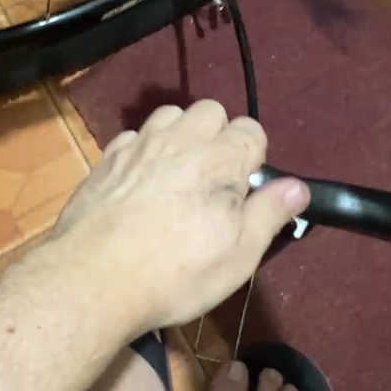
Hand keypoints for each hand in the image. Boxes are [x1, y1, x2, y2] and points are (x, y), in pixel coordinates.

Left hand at [46, 101, 308, 331]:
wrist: (93, 279)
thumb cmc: (177, 273)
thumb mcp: (239, 255)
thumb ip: (269, 213)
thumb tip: (298, 187)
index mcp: (220, 160)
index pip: (251, 131)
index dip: (254, 157)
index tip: (245, 190)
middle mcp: (181, 140)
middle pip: (211, 111)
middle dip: (218, 136)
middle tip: (213, 180)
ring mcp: (139, 145)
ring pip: (170, 115)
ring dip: (180, 135)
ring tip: (178, 173)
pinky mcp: (107, 159)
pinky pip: (133, 137)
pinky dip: (143, 150)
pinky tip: (140, 181)